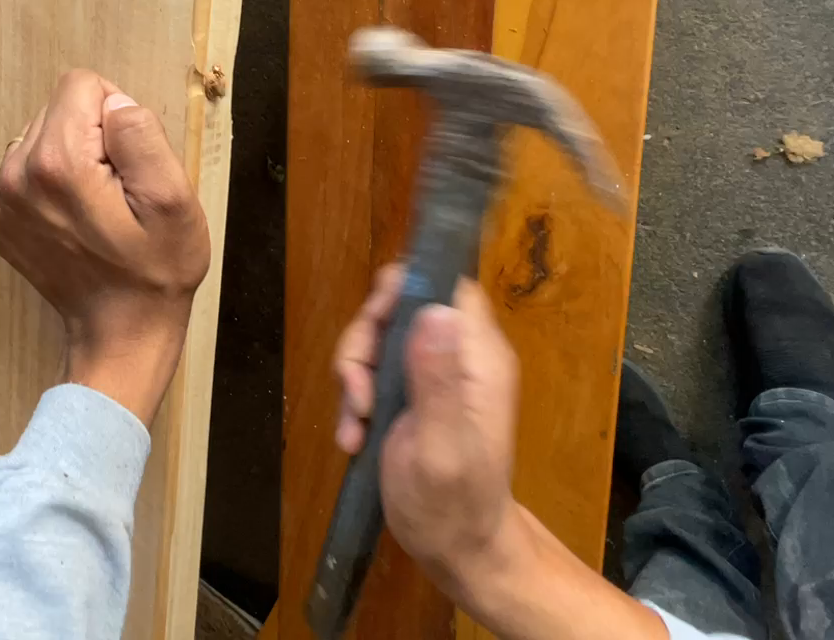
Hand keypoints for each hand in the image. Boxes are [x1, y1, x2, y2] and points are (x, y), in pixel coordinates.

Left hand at [0, 70, 209, 423]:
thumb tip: (113, 104)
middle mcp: (14, 175)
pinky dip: (54, 183)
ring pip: (42, 136)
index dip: (117, 115)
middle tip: (118, 189)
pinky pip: (28, 169)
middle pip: (58, 109)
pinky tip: (77, 220)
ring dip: (73, 157)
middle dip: (93, 136)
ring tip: (98, 205)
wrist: (122, 335)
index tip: (130, 163)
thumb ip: (141, 135)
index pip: (81, 85)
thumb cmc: (157, 269)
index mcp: (57, 163)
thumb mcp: (172, 198)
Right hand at [334, 267, 671, 639]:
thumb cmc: (452, 507)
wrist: (458, 552)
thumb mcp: (438, 448)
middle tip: (357, 395)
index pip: (444, 282)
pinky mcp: (416, 389)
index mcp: (478, 355)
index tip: (374, 327)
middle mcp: (460, 352)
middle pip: (399, 306)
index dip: (403, 289)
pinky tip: (355, 435)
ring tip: (355, 425)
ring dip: (354, 376)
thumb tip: (434, 311)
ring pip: (378, 336)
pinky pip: (374, 369)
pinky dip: (356, 396)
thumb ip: (437, 381)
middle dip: (364, 345)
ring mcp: (437, 370)